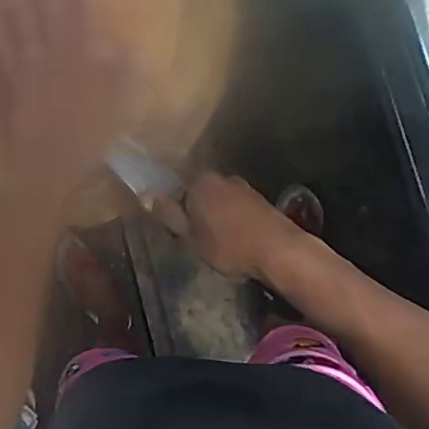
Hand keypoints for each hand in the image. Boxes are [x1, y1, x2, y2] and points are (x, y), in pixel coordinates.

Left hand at [0, 0, 125, 201]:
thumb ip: (121, 76)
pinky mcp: (3, 80)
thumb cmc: (84, 139)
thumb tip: (130, 49)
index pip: (74, 12)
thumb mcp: (115, 108)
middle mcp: (45, 55)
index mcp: (75, 59)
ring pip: (11, 22)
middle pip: (38, 9)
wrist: (44, 167)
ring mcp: (20, 66)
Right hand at [154, 173, 309, 278]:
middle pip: (202, 195)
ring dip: (219, 220)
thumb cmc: (229, 246)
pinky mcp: (263, 202)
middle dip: (199, 216)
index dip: (178, 215)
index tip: (182, 235)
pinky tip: (240, 244)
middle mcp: (224, 178)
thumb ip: (170, 215)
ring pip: (222, 203)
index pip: (179, 192)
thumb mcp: (191, 237)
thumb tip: (148, 195)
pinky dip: (236, 225)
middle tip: (199, 244)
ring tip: (222, 248)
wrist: (280, 250)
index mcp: (202, 182)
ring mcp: (246, 188)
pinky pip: (240, 212)